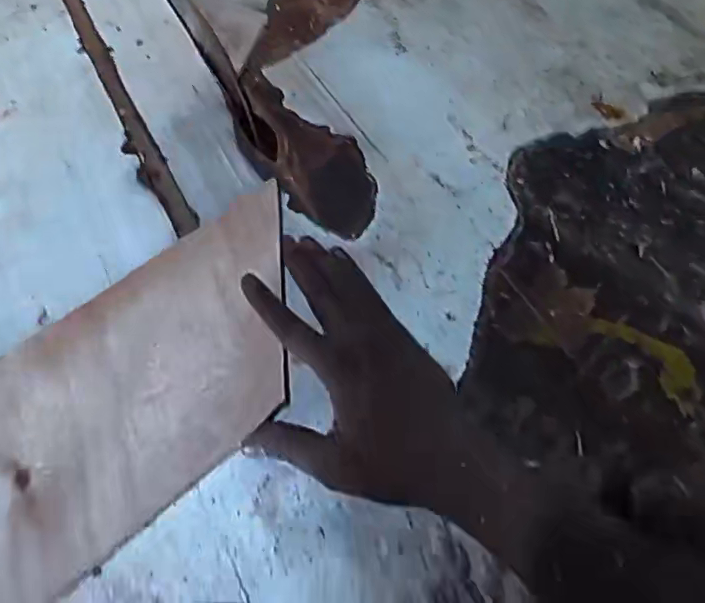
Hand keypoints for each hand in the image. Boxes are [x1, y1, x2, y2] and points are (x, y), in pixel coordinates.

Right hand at [241, 238, 538, 534]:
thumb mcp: (336, 467)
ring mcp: (383, 334)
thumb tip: (246, 438)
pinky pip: (371, 295)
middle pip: (322, 294)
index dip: (268, 304)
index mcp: (338, 370)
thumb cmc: (393, 464)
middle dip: (300, 265)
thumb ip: (290, 445)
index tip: (248, 278)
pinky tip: (343, 260)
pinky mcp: (400, 334)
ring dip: (325, 262)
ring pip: (348, 288)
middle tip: (282, 238)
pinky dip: (354, 274)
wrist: (458, 460)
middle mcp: (358, 342)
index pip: (293, 329)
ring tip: (305, 239)